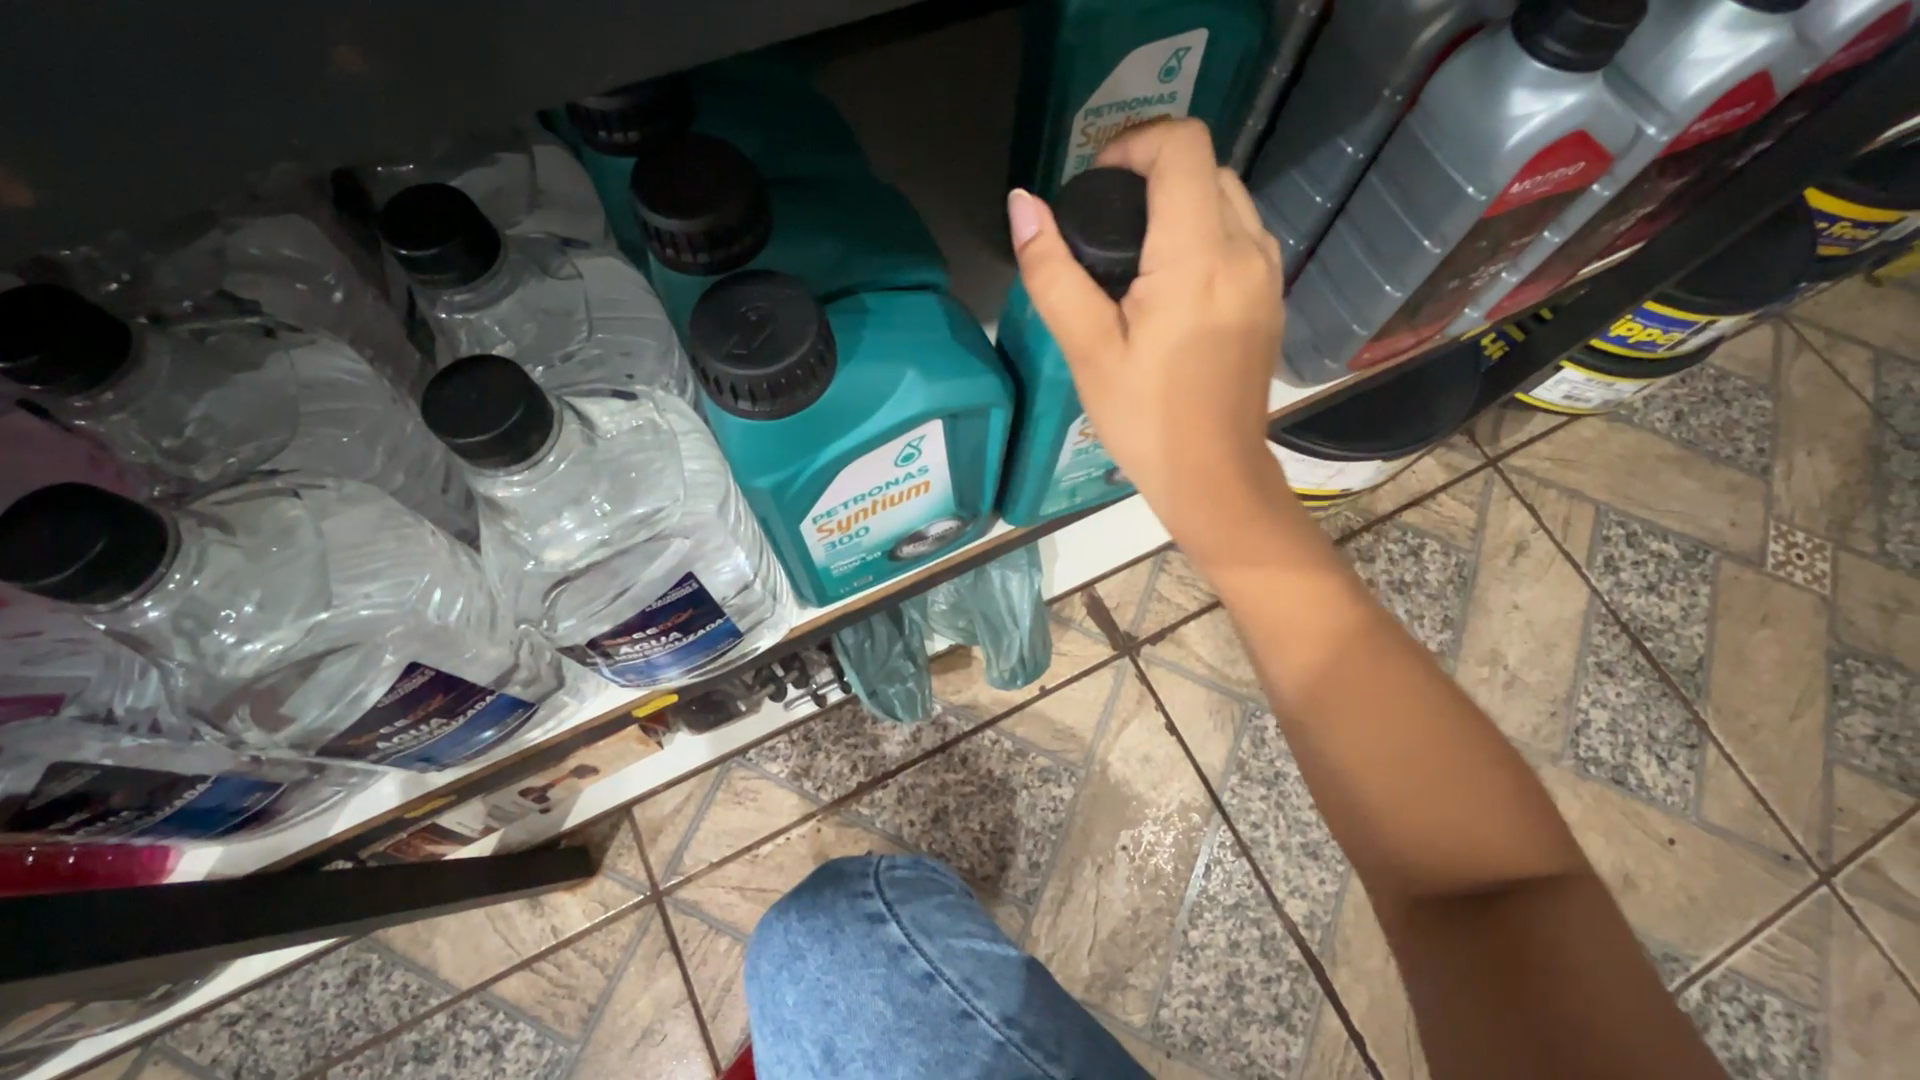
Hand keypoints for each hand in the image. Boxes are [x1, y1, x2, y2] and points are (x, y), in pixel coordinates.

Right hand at [1007, 118, 1301, 558]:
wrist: (1214, 477)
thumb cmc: (1145, 419)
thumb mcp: (1086, 349)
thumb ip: (1052, 270)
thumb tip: (1022, 203)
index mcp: (1199, 257)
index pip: (1181, 146)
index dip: (1133, 144)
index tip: (1094, 186)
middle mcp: (1247, 249)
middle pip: (1205, 165)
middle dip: (1151, 171)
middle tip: (1103, 219)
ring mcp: (1268, 273)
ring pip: (1228, 196)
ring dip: (1179, 200)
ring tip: (1133, 249)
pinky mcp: (1272, 296)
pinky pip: (1241, 233)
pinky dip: (1204, 230)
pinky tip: (1169, 280)